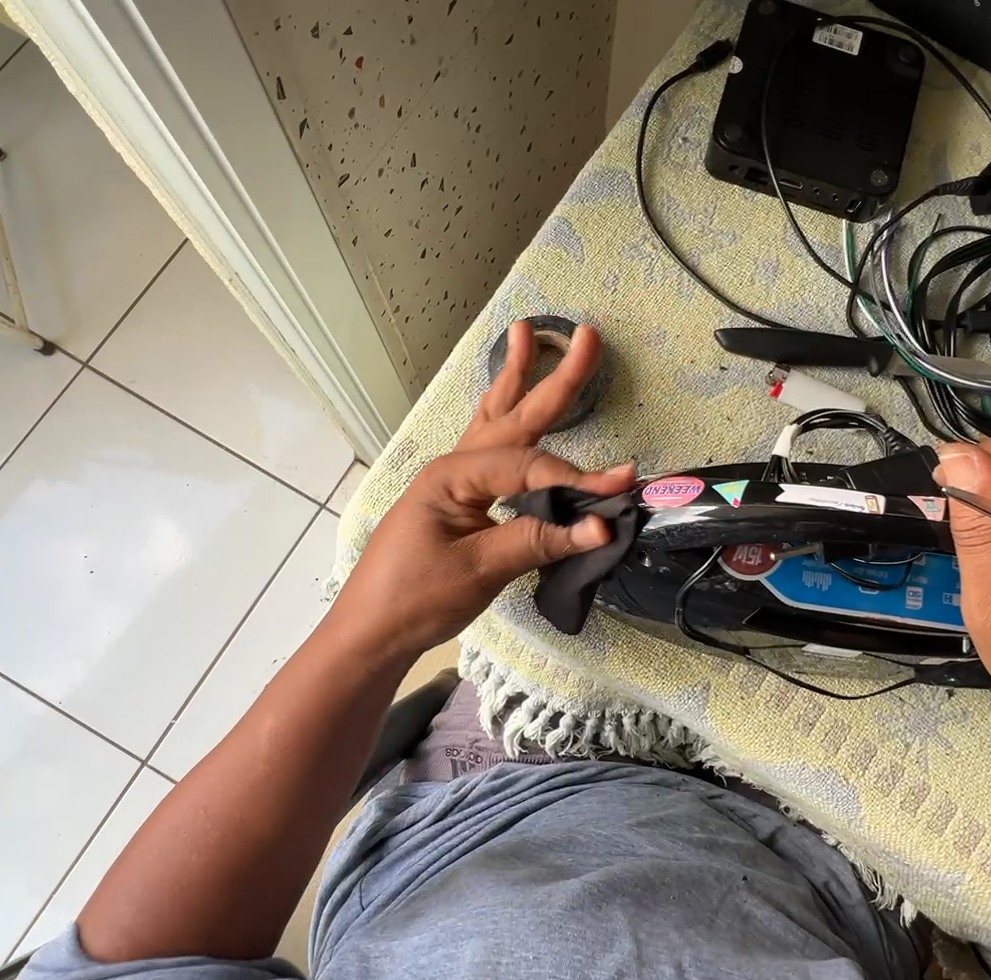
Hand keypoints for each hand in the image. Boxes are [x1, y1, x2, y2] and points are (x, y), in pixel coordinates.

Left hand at [332, 321, 631, 655]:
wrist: (370, 632)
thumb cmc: (414, 599)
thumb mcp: (478, 570)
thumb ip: (537, 540)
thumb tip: (601, 527)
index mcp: (452, 476)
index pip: (528, 466)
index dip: (577, 478)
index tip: (620, 488)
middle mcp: (452, 468)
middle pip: (512, 418)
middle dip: (552, 379)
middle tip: (586, 336)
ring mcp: (451, 482)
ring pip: (493, 423)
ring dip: (516, 383)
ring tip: (526, 337)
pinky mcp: (455, 501)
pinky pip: (486, 449)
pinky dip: (501, 419)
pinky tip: (503, 403)